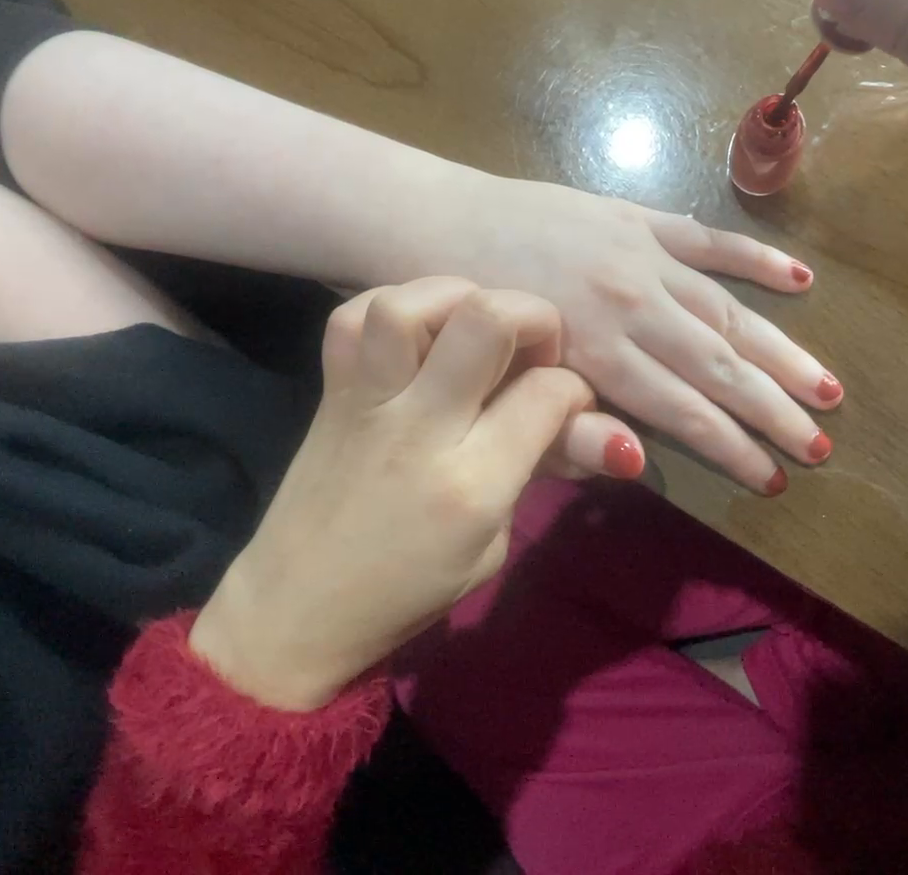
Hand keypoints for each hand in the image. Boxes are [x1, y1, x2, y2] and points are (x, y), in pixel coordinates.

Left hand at [189, 278, 618, 708]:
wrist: (296, 610)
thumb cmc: (407, 593)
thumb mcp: (492, 548)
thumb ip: (540, 472)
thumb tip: (611, 434)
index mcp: (470, 485)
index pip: (545, 394)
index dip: (574, 388)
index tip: (567, 405)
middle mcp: (418, 430)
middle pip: (484, 321)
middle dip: (532, 315)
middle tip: (532, 348)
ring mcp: (366, 405)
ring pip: (408, 306)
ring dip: (458, 297)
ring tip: (473, 326)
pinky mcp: (331, 393)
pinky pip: (351, 320)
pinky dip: (393, 305)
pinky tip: (419, 329)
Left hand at [424, 177, 837, 494]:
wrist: (433, 223)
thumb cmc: (459, 318)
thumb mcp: (498, 385)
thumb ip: (564, 425)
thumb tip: (636, 460)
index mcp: (595, 351)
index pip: (683, 410)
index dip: (733, 449)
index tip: (775, 480)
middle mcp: (630, 303)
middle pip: (717, 366)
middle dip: (774, 410)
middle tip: (824, 446)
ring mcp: (638, 255)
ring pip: (724, 310)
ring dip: (779, 351)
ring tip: (829, 388)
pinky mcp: (634, 217)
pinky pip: (706, 238)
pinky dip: (753, 257)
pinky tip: (800, 278)